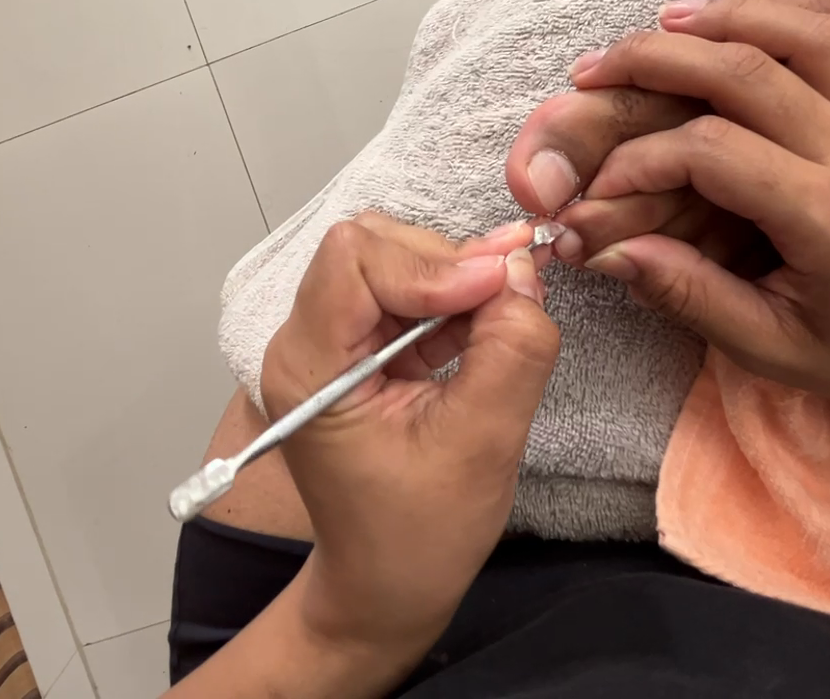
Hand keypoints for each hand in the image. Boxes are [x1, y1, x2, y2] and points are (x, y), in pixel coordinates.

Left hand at [261, 214, 559, 662]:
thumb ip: (510, 352)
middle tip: (510, 295)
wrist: (384, 584)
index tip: (497, 287)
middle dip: (447, 264)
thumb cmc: (417, 537)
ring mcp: (330, 340)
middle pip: (373, 247)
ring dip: (455, 276)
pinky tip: (489, 319)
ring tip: (504, 309)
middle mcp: (306, 340)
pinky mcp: (359, 345)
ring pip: (393, 258)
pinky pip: (407, 289)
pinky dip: (454, 295)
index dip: (430, 262)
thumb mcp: (480, 447)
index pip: (354, 259)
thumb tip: (523, 272)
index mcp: (308, 366)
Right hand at [558, 0, 829, 429]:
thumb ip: (685, 295)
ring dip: (737, 16)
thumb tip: (605, 250)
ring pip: (815, 40)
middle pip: (748, 74)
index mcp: (828, 218)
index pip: (708, 153)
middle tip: (596, 66)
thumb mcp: (769, 349)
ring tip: (672, 15)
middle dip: (659, 61)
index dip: (638, 161)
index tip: (598, 188)